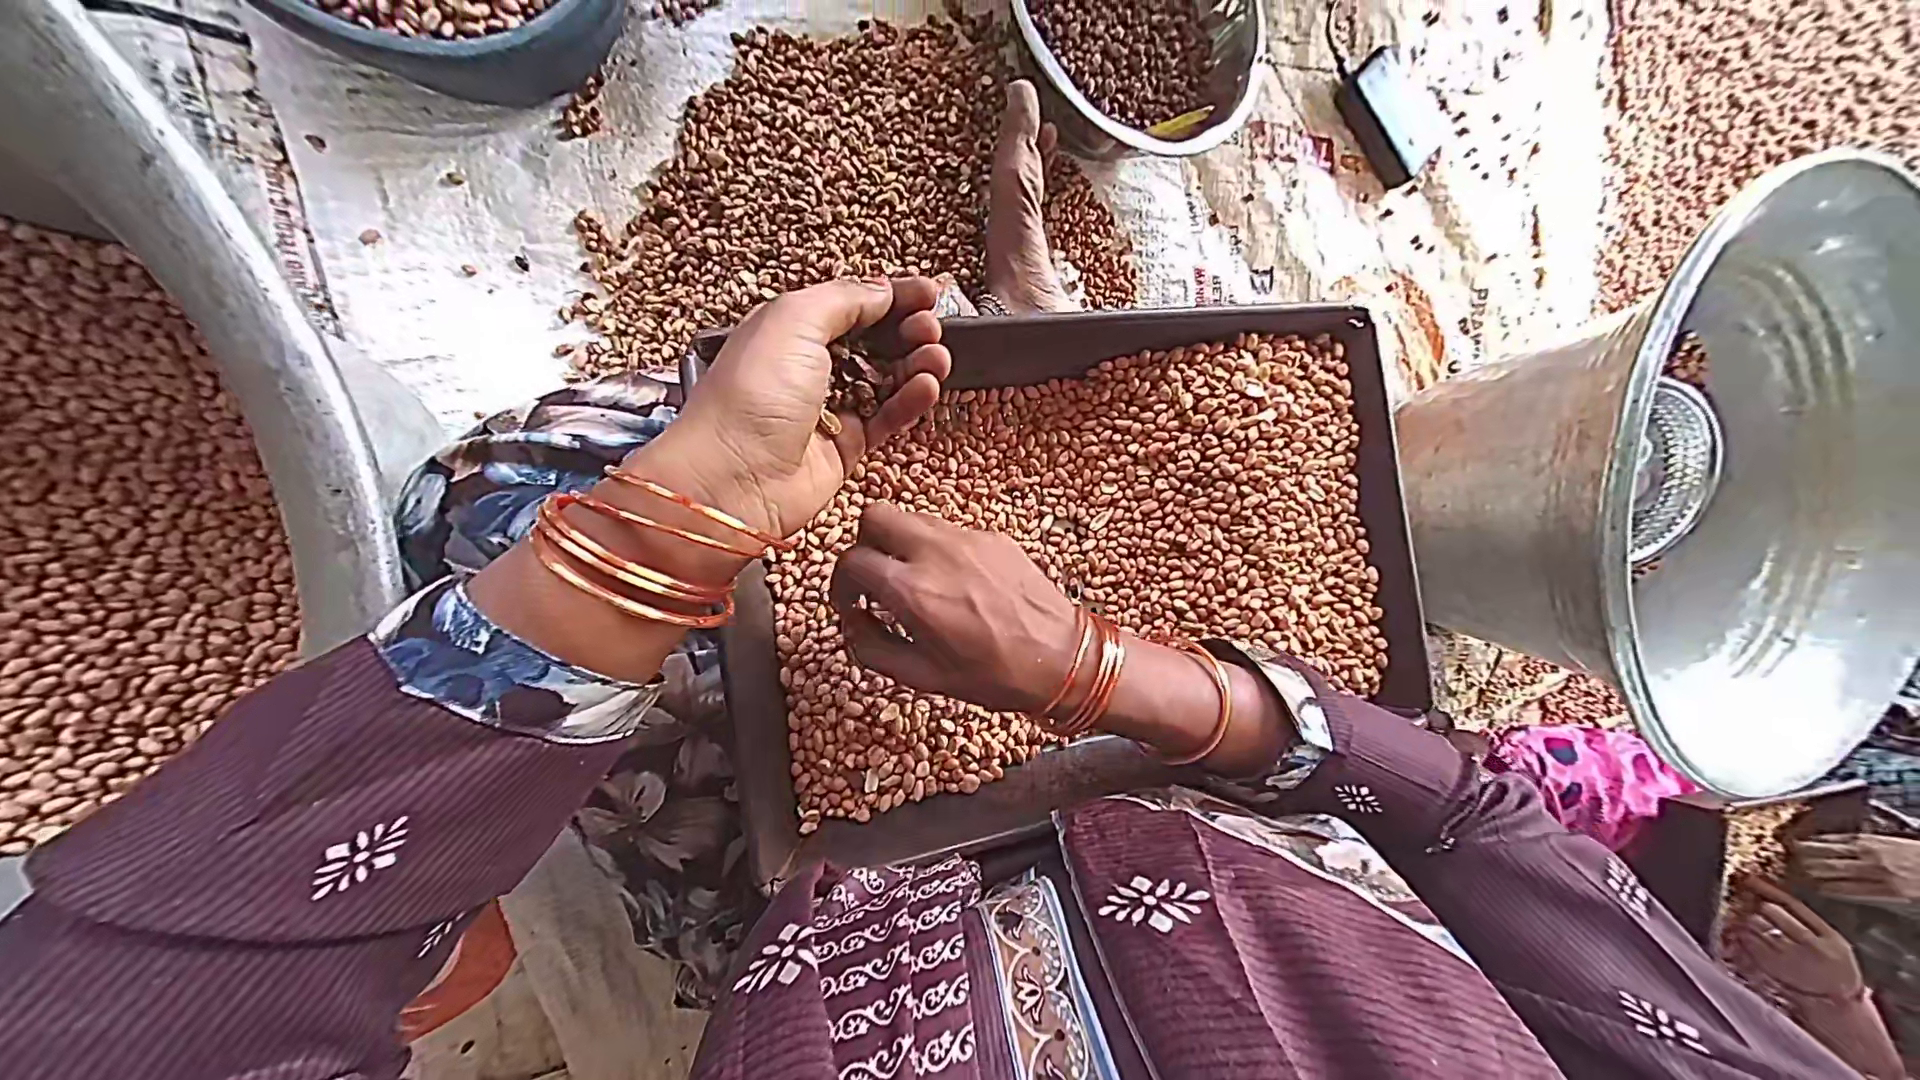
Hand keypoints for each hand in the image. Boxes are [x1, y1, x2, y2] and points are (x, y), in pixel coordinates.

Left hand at [627, 277, 951, 536]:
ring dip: (915, 363)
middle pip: (874, 341)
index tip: (928, 291)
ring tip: (937, 355)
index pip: (852, 304)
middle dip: (907, 329)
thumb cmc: (751, 395)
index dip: (891, 296)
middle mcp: (812, 366)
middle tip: (930, 325)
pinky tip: (927, 386)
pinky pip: (887, 417)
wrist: (735, 477)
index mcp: (792, 329)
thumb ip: (843, 300)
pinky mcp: (848, 445)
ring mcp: (831, 407)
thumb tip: (880, 291)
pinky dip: (910, 401)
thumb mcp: (794, 321)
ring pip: (886, 379)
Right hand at [827, 503, 1080, 713]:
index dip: (841, 583)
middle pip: (874, 516)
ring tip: (914, 580)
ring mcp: (967, 538)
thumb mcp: (923, 676)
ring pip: (912, 517)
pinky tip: (953, 580)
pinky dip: (936, 547)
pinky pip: (948, 529)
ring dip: (900, 543)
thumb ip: (873, 647)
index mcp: (913, 590)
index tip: (852, 601)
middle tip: (875, 576)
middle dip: (864, 544)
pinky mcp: (992, 536)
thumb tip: (853, 623)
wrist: (1062, 658)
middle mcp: (935, 552)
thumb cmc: (996, 675)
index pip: (852, 561)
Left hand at [1734, 876, 1864, 999]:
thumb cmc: (1831, 969)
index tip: (1748, 877)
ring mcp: (1791, 954)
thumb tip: (1766, 895)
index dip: (1767, 888)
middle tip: (1759, 911)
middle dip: (1760, 907)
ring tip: (1758, 929)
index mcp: (1832, 939)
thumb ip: (1807, 923)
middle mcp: (1813, 946)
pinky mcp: (1770, 962)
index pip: (1794, 905)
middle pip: (1771, 910)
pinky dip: (1741, 933)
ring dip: (1749, 920)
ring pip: (1754, 922)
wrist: (1835, 1004)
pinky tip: (1748, 937)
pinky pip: (1745, 936)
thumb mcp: (1834, 946)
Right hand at [1792, 834, 1919, 906]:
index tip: (1802, 888)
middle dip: (1801, 869)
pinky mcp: (1870, 837)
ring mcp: (1869, 850)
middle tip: (1791, 871)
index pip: (1833, 889)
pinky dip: (1817, 840)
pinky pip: (1833, 838)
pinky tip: (1811, 843)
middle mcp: (1872, 870)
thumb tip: (1845, 895)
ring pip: (1818, 848)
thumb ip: (1882, 900)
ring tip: (1793, 855)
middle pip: (1819, 867)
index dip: (1813, 888)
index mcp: (1888, 892)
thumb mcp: (1917, 907)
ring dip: (1801, 852)